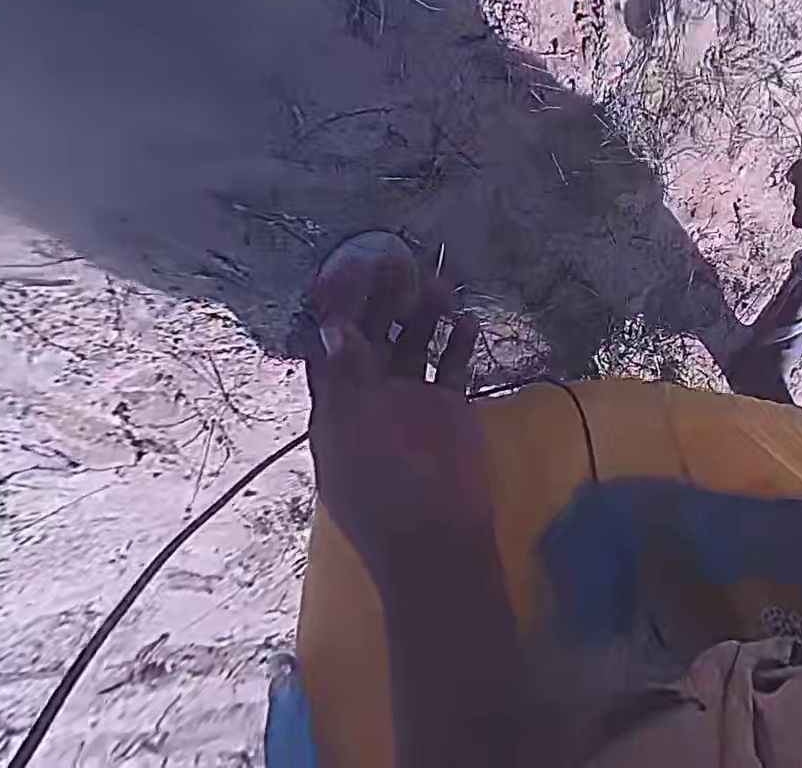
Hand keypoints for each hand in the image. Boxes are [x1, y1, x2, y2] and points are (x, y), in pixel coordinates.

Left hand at [306, 245, 487, 581]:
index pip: (335, 342)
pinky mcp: (447, 406)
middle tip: (401, 263)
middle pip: (377, 335)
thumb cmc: (385, 487)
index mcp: (338, 399)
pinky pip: (451, 365)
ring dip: (425, 316)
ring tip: (440, 286)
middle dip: (385, 300)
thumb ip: (347, 374)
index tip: (355, 269)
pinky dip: (458, 343)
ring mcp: (411, 398)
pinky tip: (467, 323)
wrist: (437, 538)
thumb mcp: (355, 428)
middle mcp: (372, 391)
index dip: (342, 306)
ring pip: (416, 344)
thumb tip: (333, 325)